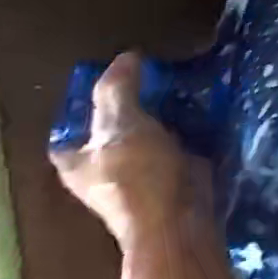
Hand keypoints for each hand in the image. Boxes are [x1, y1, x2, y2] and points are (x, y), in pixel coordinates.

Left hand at [50, 52, 196, 248]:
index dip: (93, 96)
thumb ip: (117, 89)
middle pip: (115, 122)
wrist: (177, 221)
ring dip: (165, 109)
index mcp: (75, 159)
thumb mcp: (121, 126)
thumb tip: (125, 57)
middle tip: (161, 70)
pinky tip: (202, 105)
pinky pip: (175, 138)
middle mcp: (102, 166)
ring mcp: (138, 171)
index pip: (75, 121)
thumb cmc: (137, 177)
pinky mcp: (170, 173)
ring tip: (186, 80)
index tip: (121, 73)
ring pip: (148, 128)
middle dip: (136, 98)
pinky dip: (186, 123)